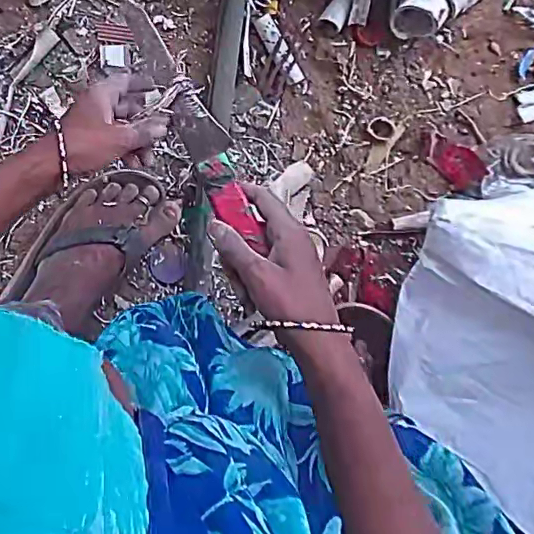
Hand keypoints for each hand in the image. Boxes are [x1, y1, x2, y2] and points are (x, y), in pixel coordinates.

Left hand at [59, 74, 169, 173]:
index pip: (128, 81)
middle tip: (156, 133)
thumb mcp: (120, 137)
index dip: (144, 85)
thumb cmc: (77, 145)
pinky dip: (124, 146)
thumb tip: (160, 128)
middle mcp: (96, 103)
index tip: (156, 90)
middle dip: (144, 123)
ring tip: (146, 154)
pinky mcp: (88, 137)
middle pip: (128, 106)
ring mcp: (91, 120)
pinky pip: (112, 137)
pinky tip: (132, 159)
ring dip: (135, 139)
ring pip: (121, 125)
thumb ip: (143, 131)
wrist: (53, 164)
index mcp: (102, 94)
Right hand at [208, 183, 338, 326]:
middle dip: (236, 243)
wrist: (318, 341)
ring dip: (242, 265)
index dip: (240, 192)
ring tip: (244, 286)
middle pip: (254, 226)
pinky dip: (251, 276)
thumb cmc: (292, 306)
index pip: (263, 197)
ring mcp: (292, 257)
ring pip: (255, 248)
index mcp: (289, 231)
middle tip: (229, 261)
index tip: (220, 194)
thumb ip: (234, 247)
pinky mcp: (289, 273)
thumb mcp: (256, 274)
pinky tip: (251, 295)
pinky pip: (262, 264)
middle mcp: (292, 239)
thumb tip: (216, 224)